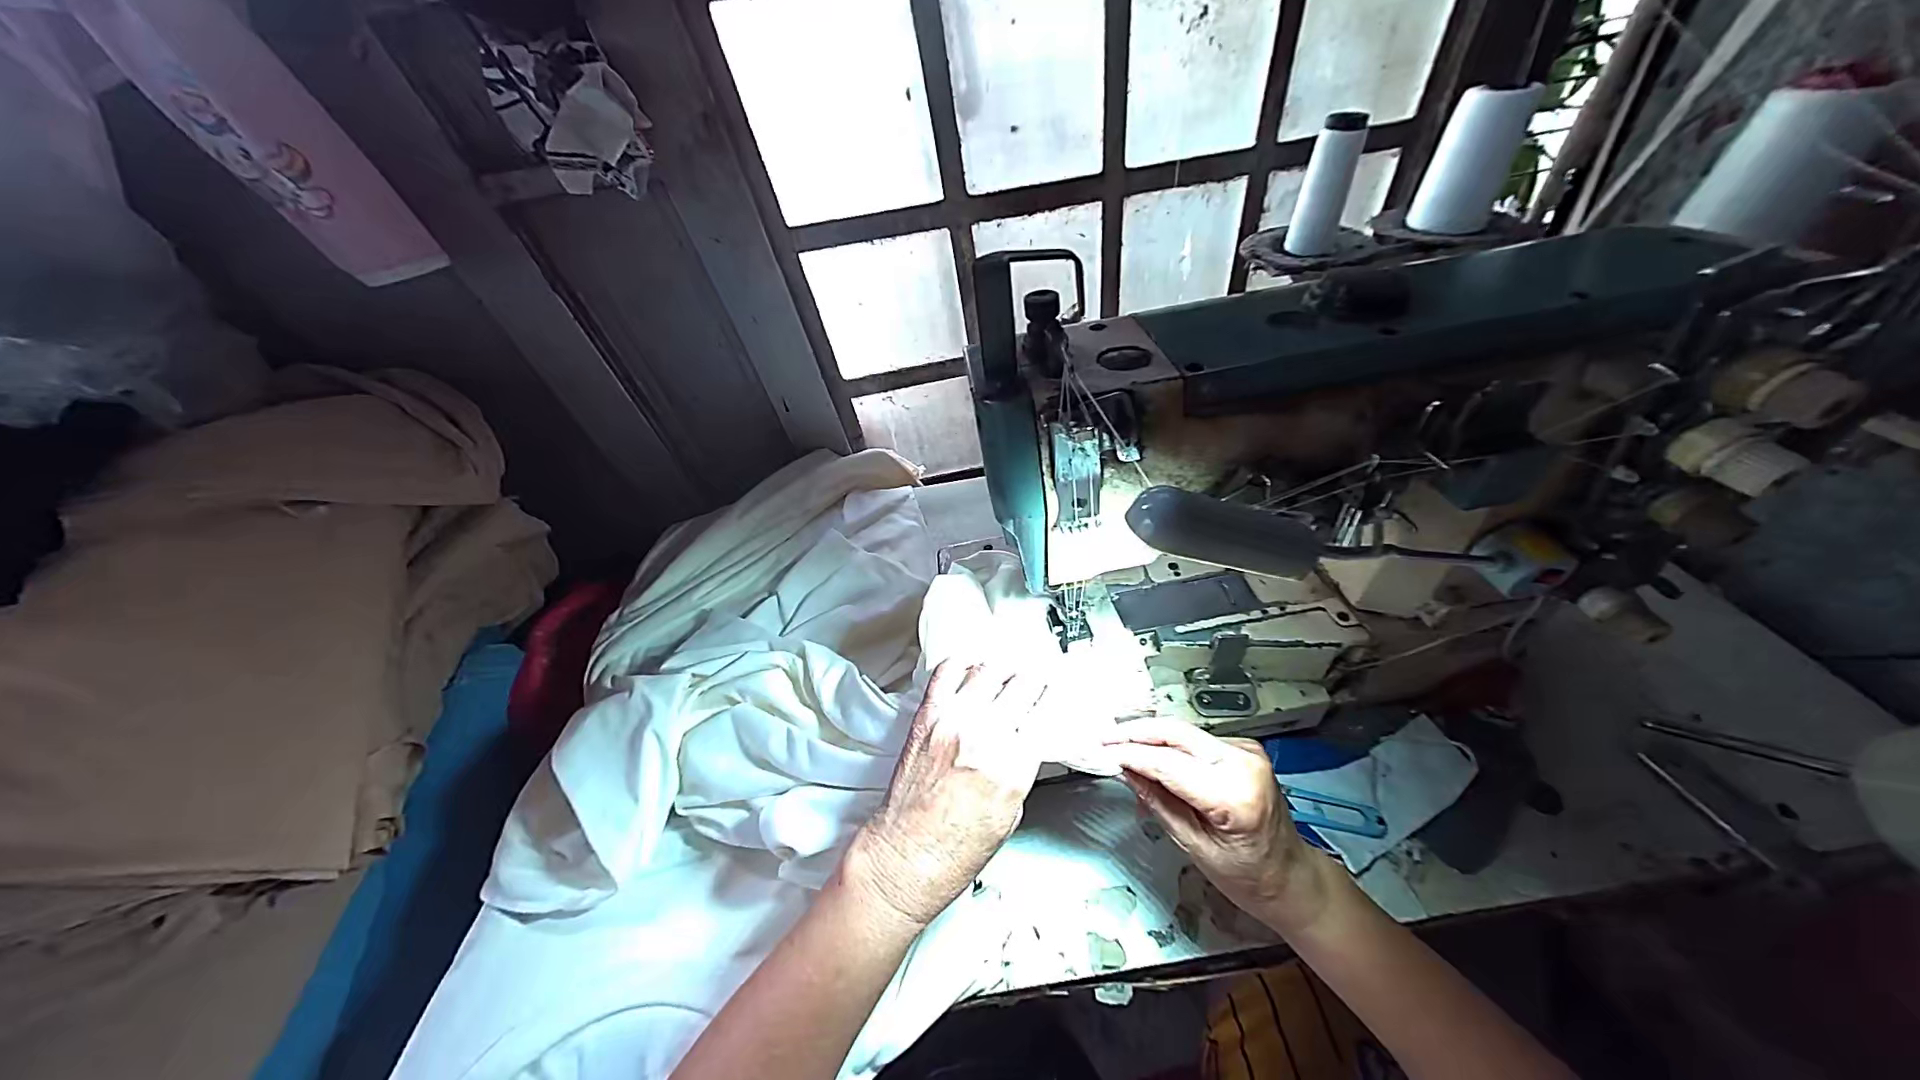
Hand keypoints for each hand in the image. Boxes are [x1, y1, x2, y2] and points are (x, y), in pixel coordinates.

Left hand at [840, 661, 1047, 927]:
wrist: (906, 856)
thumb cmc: (954, 850)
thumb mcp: (1011, 813)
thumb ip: (1022, 767)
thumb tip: (1028, 739)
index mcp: (1012, 766)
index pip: (1048, 713)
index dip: (1058, 703)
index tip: (1060, 698)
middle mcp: (983, 737)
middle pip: (1023, 684)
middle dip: (1035, 682)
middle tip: (1038, 682)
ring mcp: (952, 723)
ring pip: (988, 670)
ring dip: (1003, 671)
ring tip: (1007, 674)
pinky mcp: (926, 718)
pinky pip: (946, 673)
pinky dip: (962, 665)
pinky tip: (970, 668)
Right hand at [1104, 719, 1333, 934]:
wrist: (1292, 876)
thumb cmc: (1248, 874)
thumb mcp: (1194, 846)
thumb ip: (1158, 802)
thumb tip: (1126, 770)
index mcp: (1235, 794)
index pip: (1169, 763)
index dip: (1131, 754)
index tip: (1102, 752)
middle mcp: (1244, 762)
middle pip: (1177, 733)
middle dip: (1136, 733)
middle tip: (1104, 738)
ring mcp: (1246, 751)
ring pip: (1184, 733)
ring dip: (1151, 739)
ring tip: (1121, 751)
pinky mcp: (1243, 748)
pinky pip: (1196, 741)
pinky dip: (1169, 747)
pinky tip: (1152, 759)